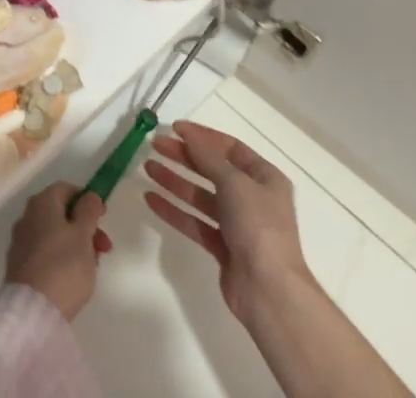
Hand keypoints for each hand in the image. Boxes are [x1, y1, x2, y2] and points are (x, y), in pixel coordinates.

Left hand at [5, 182, 113, 320]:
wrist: (34, 308)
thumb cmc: (64, 266)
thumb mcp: (83, 235)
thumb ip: (88, 212)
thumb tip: (89, 195)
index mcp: (41, 204)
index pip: (65, 189)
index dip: (86, 199)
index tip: (102, 217)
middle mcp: (27, 217)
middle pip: (61, 213)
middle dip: (86, 227)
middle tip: (104, 248)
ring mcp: (21, 241)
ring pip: (55, 234)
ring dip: (77, 244)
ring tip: (93, 266)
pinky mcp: (21, 264)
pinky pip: (46, 252)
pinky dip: (62, 257)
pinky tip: (75, 277)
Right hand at [143, 120, 308, 323]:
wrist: (268, 288)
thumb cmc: (258, 226)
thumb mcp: (234, 183)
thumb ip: (208, 157)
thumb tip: (188, 133)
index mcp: (265, 178)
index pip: (231, 148)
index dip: (203, 136)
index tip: (174, 129)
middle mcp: (253, 198)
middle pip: (213, 170)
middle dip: (184, 157)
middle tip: (154, 145)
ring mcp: (237, 224)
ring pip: (200, 196)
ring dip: (174, 181)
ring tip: (147, 168)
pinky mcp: (222, 246)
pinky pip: (194, 221)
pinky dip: (174, 210)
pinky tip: (150, 199)